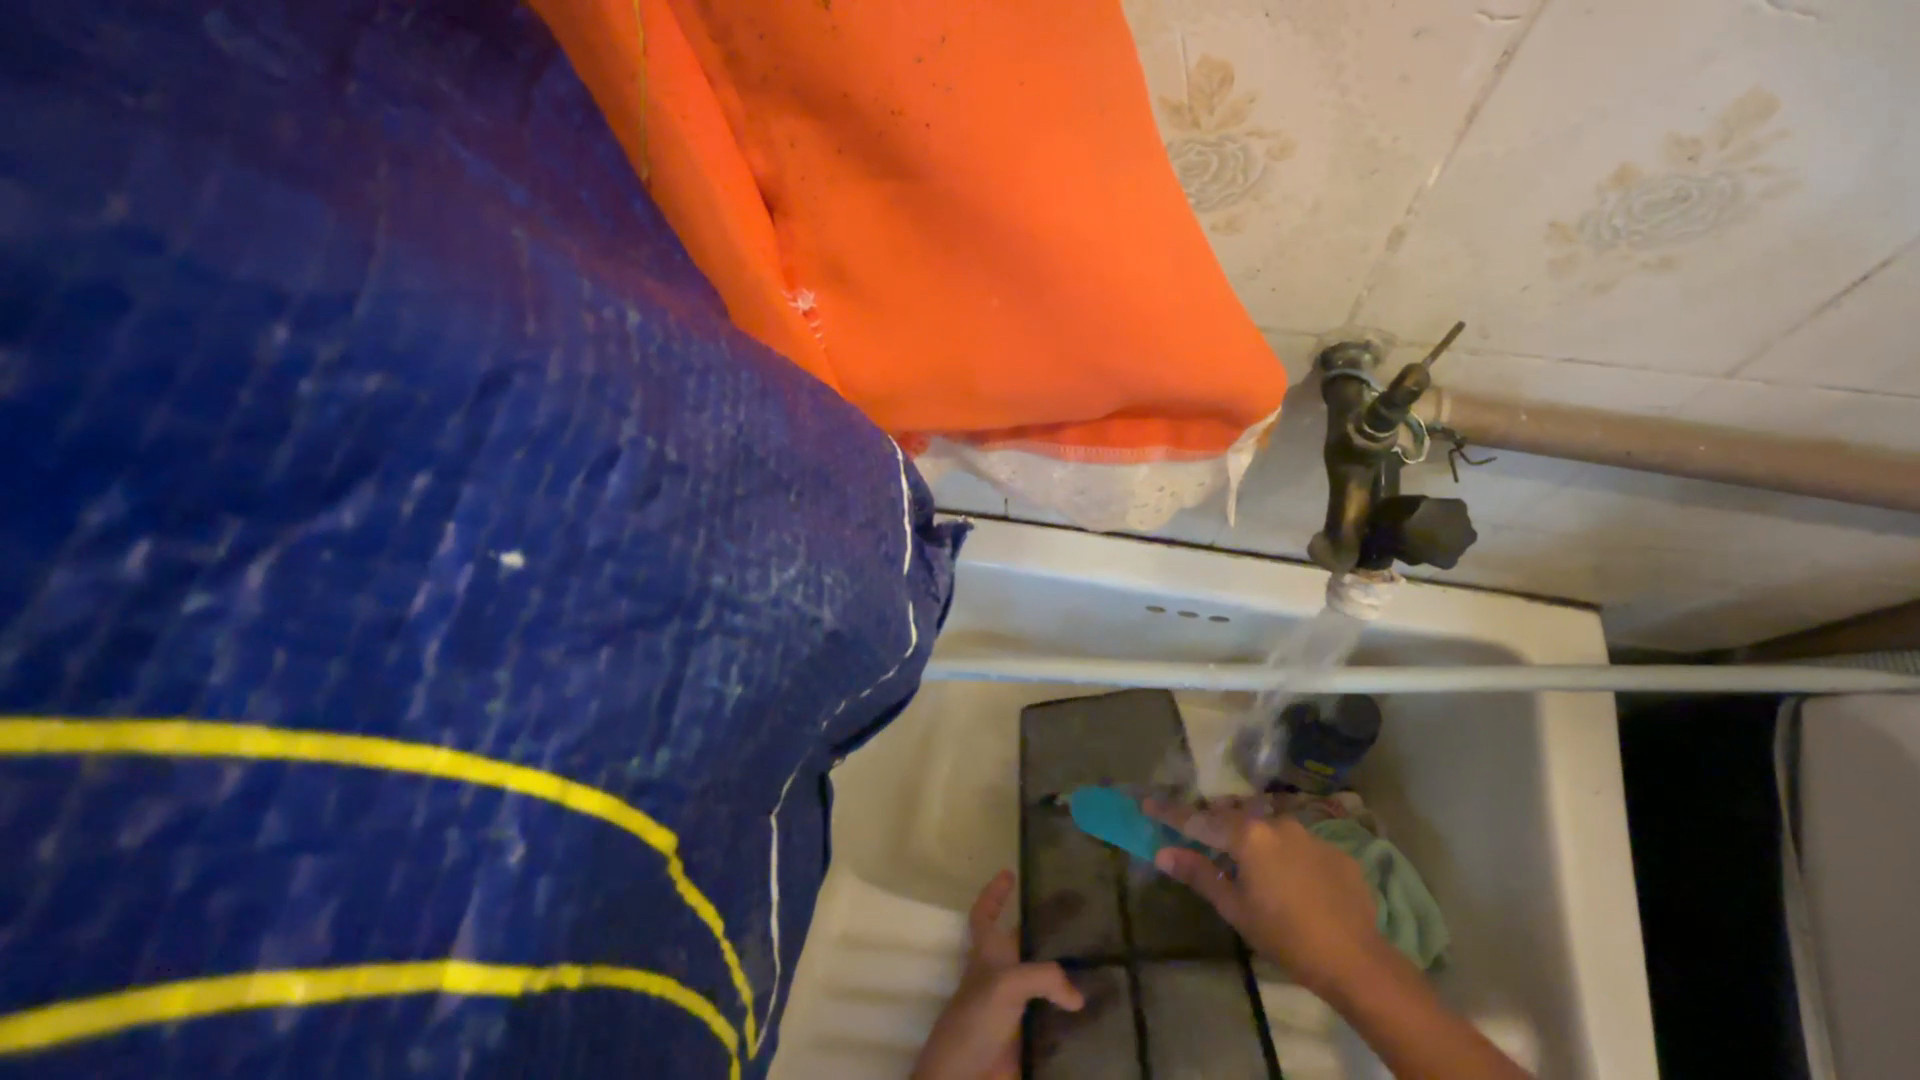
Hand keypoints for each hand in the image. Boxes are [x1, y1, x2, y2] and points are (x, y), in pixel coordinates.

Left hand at [911, 870, 1084, 1079]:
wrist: (964, 1079)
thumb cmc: (974, 1021)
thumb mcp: (1005, 985)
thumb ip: (1044, 977)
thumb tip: (1078, 996)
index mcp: (987, 956)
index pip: (985, 915)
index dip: (993, 893)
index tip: (1009, 872)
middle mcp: (1002, 977)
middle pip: (1024, 943)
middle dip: (1048, 928)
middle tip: (1082, 916)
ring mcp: (1015, 1008)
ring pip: (1045, 980)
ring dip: (1068, 972)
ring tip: (1103, 961)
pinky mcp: (1029, 1037)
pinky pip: (1055, 1017)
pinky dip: (1075, 1013)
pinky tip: (1100, 1010)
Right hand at [1145, 798, 1386, 997]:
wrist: (1356, 959)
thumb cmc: (1285, 936)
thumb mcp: (1235, 908)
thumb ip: (1200, 874)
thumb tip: (1163, 853)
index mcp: (1249, 835)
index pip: (1199, 819)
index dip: (1170, 813)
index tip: (1147, 803)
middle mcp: (1278, 823)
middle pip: (1235, 815)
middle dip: (1214, 822)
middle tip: (1198, 836)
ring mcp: (1311, 834)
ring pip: (1269, 826)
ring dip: (1251, 836)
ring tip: (1244, 859)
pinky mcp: (1335, 852)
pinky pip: (1298, 843)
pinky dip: (1283, 853)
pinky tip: (1287, 880)